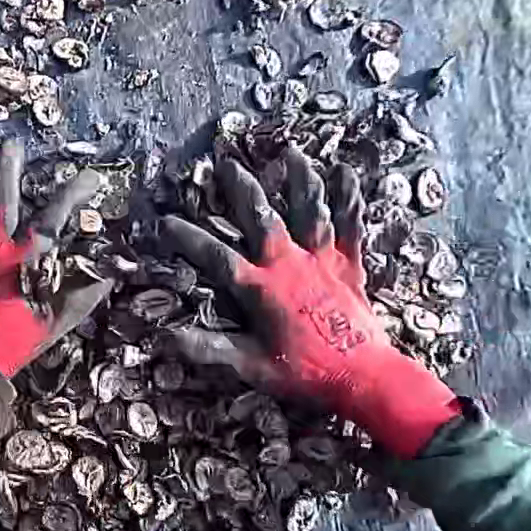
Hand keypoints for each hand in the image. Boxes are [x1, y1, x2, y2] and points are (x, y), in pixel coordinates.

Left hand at [0, 138, 113, 378]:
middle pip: (1, 196)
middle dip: (7, 166)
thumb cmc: (11, 343)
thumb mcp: (55, 324)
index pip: (54, 217)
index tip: (92, 176)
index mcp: (24, 259)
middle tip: (9, 143)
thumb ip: (82, 295)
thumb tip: (111, 271)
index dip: (74, 193)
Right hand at [159, 146, 457, 458]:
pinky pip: (351, 225)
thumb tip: (164, 336)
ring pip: (309, 211)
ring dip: (299, 180)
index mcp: (260, 288)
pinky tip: (346, 172)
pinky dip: (349, 198)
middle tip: (226, 163)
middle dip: (242, 189)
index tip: (166, 222)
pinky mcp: (349, 265)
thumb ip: (208, 348)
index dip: (188, 237)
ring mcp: (321, 261)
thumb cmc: (305, 372)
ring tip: (291, 152)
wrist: (367, 378)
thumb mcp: (249, 366)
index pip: (215, 256)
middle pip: (261, 217)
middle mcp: (288, 265)